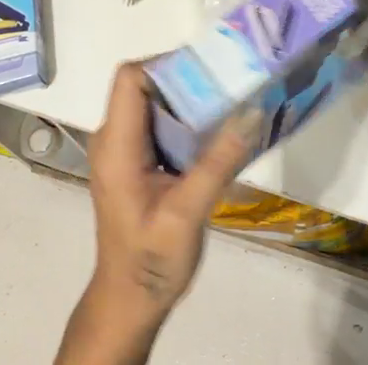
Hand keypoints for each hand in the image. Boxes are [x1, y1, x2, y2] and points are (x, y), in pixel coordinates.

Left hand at [56, 64, 257, 364]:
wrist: (130, 302)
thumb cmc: (151, 260)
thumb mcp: (187, 213)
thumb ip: (218, 161)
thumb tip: (252, 111)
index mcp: (117, 146)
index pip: (131, 78)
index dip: (167, 65)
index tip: (211, 72)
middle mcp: (115, 139)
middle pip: (146, 86)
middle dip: (189, 79)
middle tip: (232, 84)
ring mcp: (126, 150)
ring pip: (157, 103)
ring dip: (193, 99)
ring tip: (233, 102)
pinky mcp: (139, 161)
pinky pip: (162, 124)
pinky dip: (190, 120)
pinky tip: (221, 131)